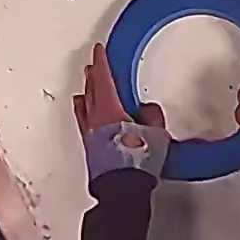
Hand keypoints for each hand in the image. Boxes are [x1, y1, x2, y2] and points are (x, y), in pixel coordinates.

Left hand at [75, 44, 166, 180]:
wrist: (121, 188)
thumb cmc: (137, 159)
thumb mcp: (156, 132)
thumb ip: (152, 114)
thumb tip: (147, 108)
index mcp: (109, 107)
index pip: (103, 78)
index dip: (100, 62)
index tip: (98, 50)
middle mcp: (95, 117)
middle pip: (91, 89)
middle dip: (93, 75)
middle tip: (93, 64)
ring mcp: (90, 132)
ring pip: (86, 103)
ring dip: (87, 90)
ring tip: (88, 84)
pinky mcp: (89, 145)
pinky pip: (84, 119)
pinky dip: (84, 109)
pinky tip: (86, 112)